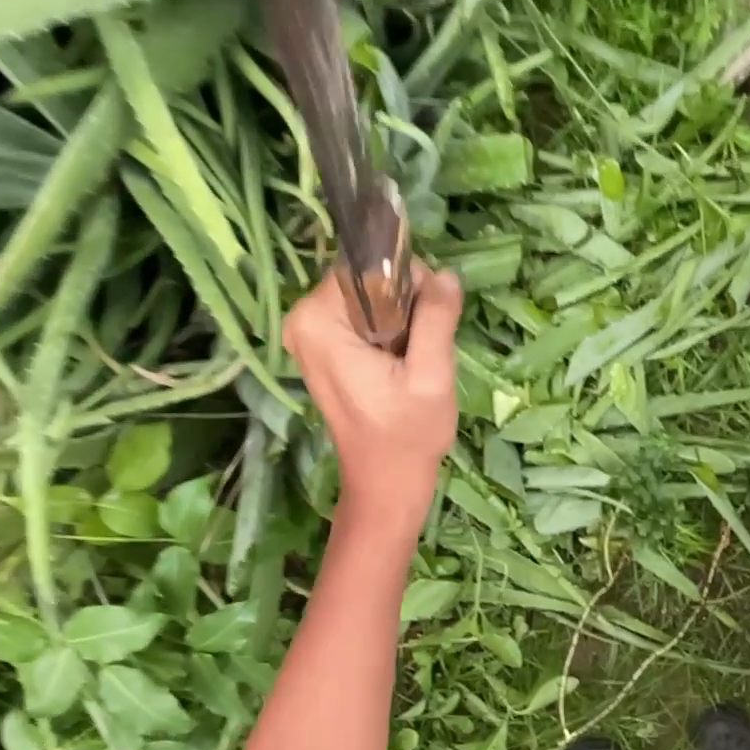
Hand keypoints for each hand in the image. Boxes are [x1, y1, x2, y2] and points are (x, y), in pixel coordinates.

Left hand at [282, 265, 462, 534]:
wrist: (387, 483)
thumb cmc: (407, 436)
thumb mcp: (431, 376)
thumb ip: (436, 318)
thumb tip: (445, 274)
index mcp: (318, 319)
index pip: (370, 266)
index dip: (410, 285)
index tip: (432, 320)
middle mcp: (303, 319)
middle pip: (369, 281)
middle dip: (406, 306)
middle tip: (424, 350)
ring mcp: (309, 335)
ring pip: (372, 300)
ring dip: (403, 323)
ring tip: (414, 362)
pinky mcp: (324, 350)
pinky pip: (365, 320)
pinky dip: (391, 336)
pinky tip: (402, 367)